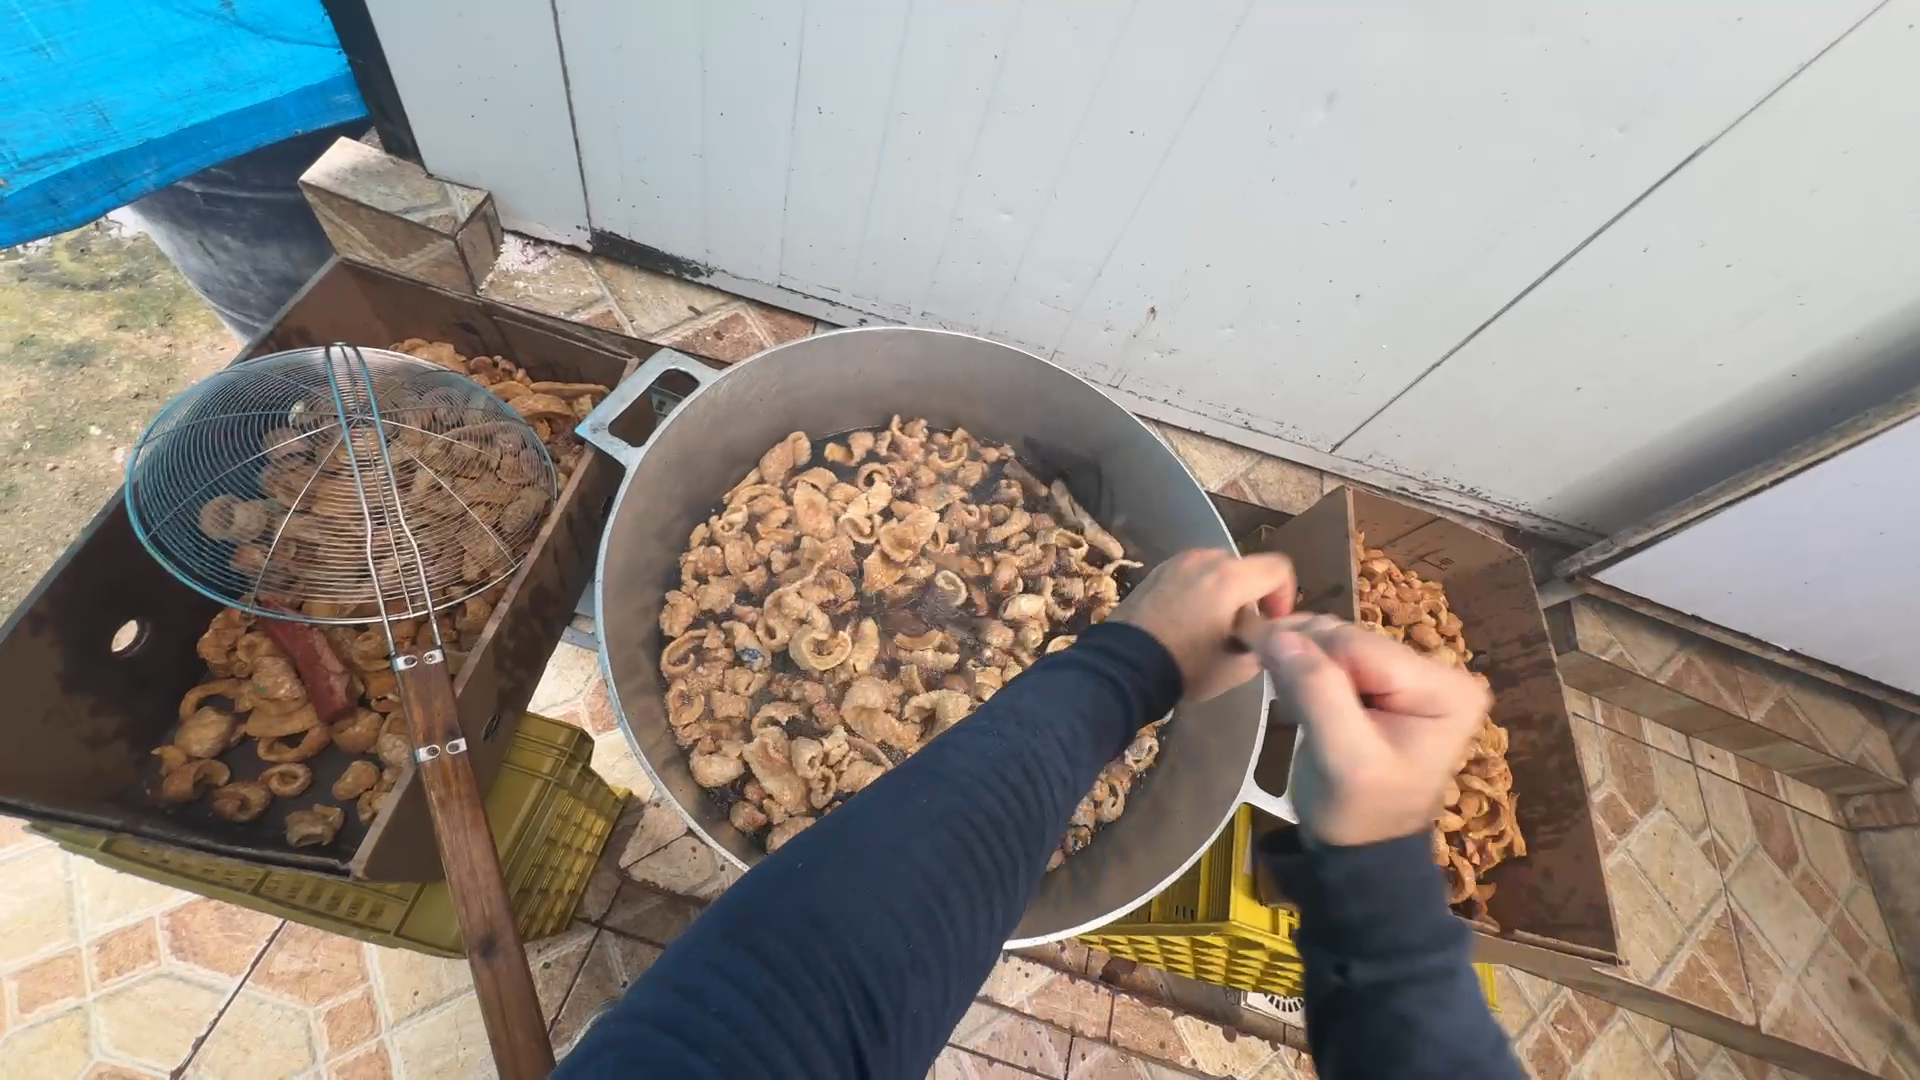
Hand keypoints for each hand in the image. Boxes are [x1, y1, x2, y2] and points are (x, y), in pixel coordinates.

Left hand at [1109, 549, 1295, 701]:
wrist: (1123, 664)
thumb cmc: (1186, 665)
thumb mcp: (1237, 666)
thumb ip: (1267, 643)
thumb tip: (1271, 634)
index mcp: (1230, 577)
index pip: (1278, 568)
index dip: (1284, 596)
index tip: (1272, 623)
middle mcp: (1204, 559)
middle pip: (1246, 567)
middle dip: (1252, 595)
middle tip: (1243, 629)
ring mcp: (1175, 562)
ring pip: (1216, 568)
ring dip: (1225, 591)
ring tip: (1213, 625)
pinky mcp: (1155, 572)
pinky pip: (1190, 573)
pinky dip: (1199, 589)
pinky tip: (1188, 619)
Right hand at [1242, 615, 1488, 847]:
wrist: (1358, 844)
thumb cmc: (1357, 811)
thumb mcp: (1342, 759)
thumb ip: (1317, 693)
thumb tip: (1278, 636)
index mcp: (1445, 688)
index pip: (1357, 644)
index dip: (1305, 649)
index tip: (1257, 656)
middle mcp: (1435, 671)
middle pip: (1346, 637)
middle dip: (1299, 650)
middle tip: (1264, 674)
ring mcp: (1409, 675)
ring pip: (1334, 639)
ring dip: (1295, 655)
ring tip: (1278, 688)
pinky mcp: (1382, 681)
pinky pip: (1332, 652)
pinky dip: (1301, 662)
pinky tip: (1289, 687)